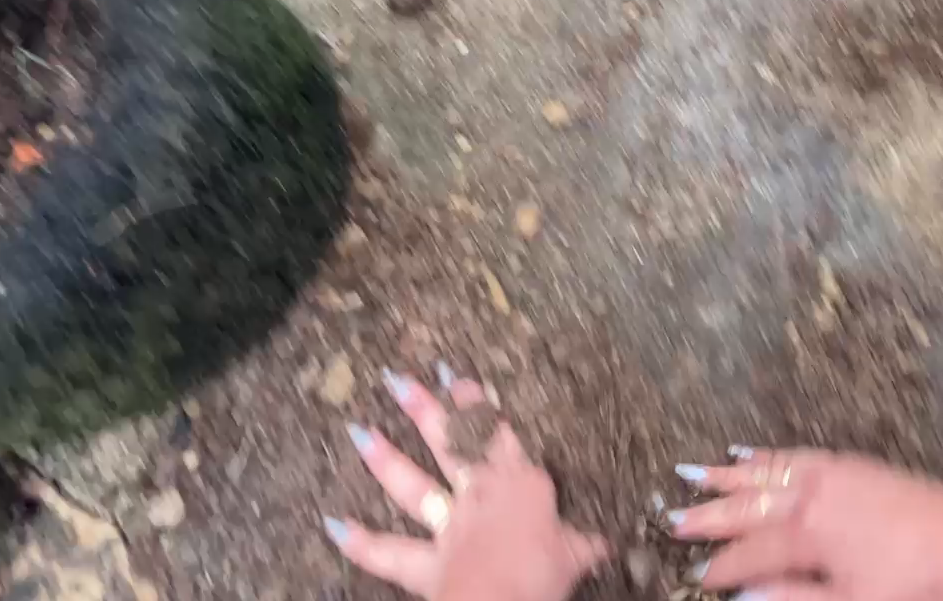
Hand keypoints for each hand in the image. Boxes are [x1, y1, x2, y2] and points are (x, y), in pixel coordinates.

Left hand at [324, 367, 609, 600]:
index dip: (476, 399)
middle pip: (448, 444)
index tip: (454, 369)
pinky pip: (390, 554)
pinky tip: (333, 525)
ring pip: (414, 486)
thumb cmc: (543, 573)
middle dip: (423, 409)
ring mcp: (448, 526)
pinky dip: (362, 543)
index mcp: (520, 480)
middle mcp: (479, 492)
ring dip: (385, 459)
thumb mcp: (575, 554)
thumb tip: (609, 541)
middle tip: (395, 378)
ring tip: (358, 430)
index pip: (499, 429)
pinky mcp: (426, 565)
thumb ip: (585, 542)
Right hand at [668, 448, 942, 600]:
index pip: (751, 551)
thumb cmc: (911, 584)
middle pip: (749, 504)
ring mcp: (827, 472)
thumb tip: (743, 598)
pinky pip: (792, 455)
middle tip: (672, 516)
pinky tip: (749, 452)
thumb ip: (794, 597)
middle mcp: (810, 493)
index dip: (720, 566)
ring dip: (727, 475)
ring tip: (693, 472)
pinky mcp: (845, 463)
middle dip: (710, 514)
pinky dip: (765, 455)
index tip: (695, 575)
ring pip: (764, 472)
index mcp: (809, 531)